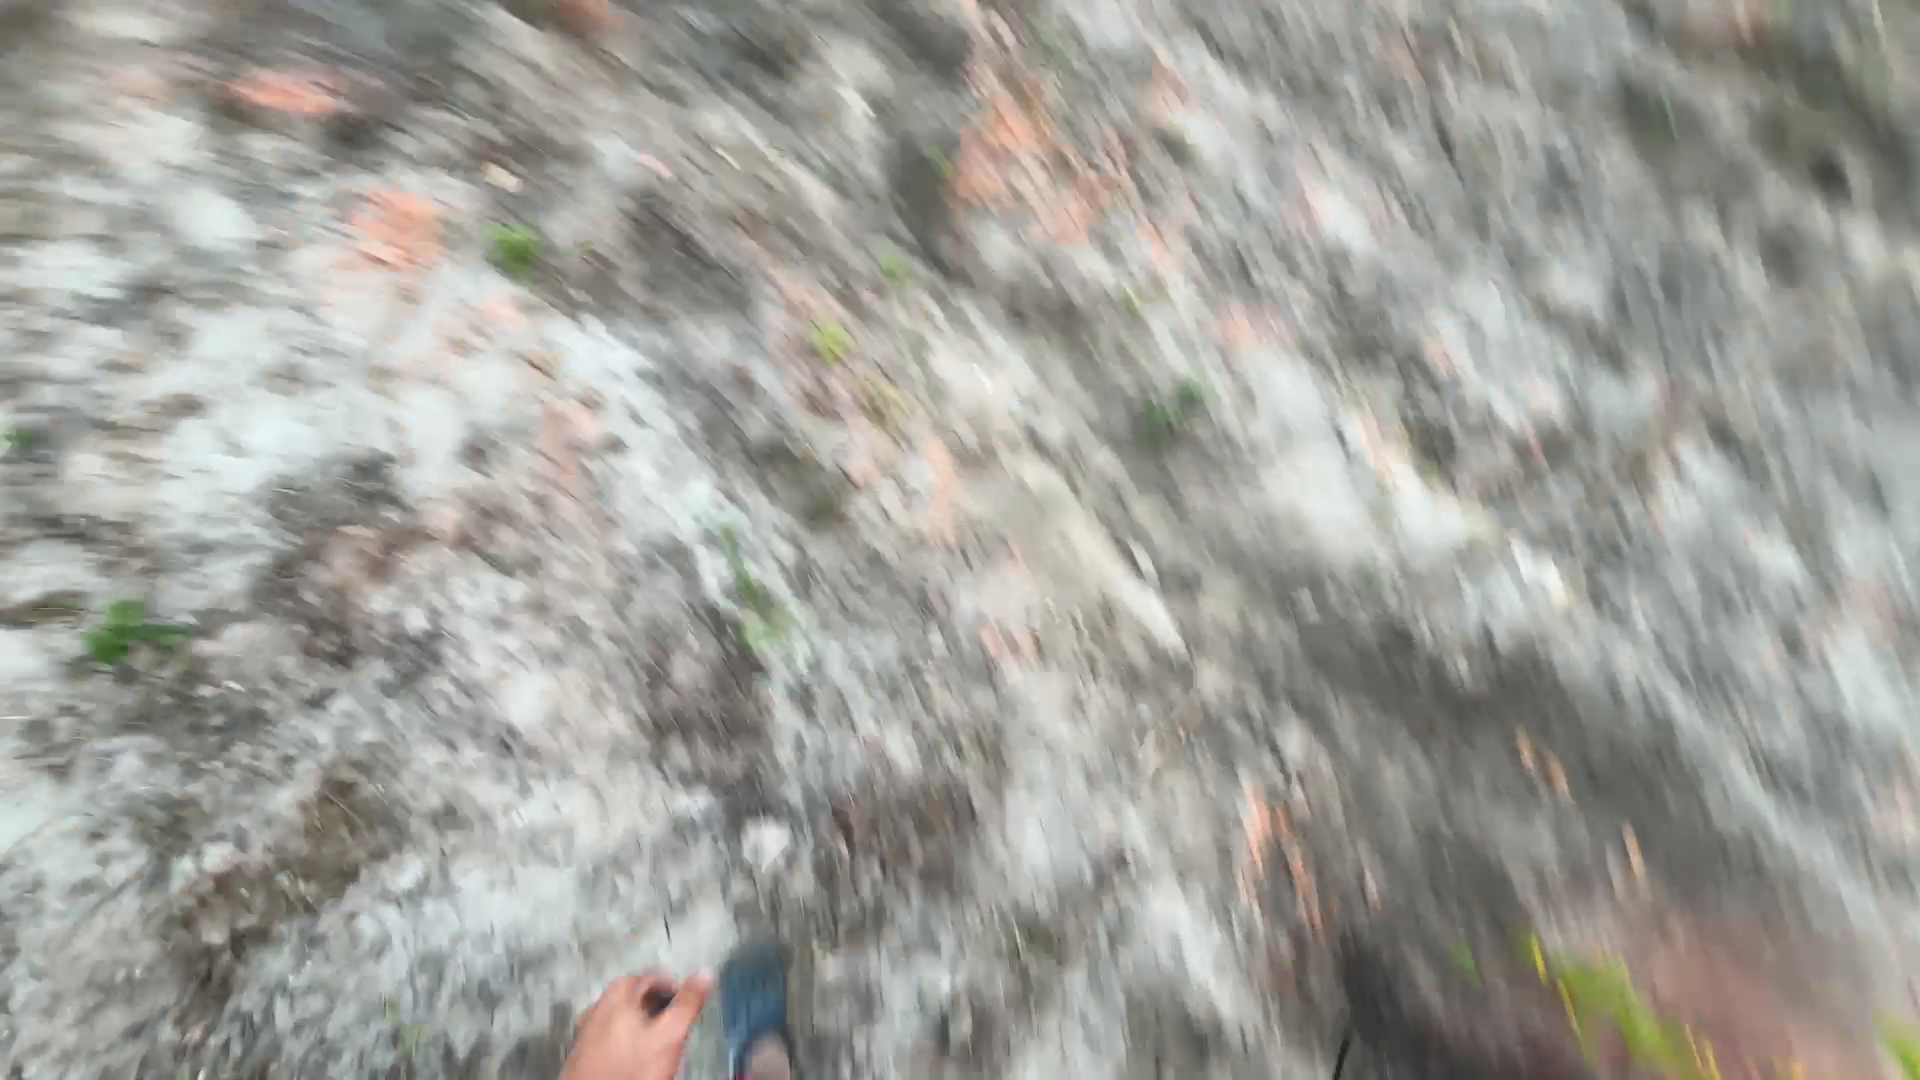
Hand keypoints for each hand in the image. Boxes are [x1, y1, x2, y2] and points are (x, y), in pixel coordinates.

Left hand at [560, 972, 713, 1079]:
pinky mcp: (580, 1054)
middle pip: (636, 995)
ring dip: (641, 1023)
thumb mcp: (670, 1034)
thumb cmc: (633, 1068)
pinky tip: (632, 1056)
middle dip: (657, 1005)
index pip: (654, 976)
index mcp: (618, 991)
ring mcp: (585, 1030)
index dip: (674, 989)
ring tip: (656, 1042)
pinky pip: (608, 1035)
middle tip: (673, 1024)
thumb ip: (689, 1001)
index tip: (685, 1006)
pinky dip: (624, 1039)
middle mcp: (597, 1004)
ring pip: (622, 1016)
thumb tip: (707, 971)